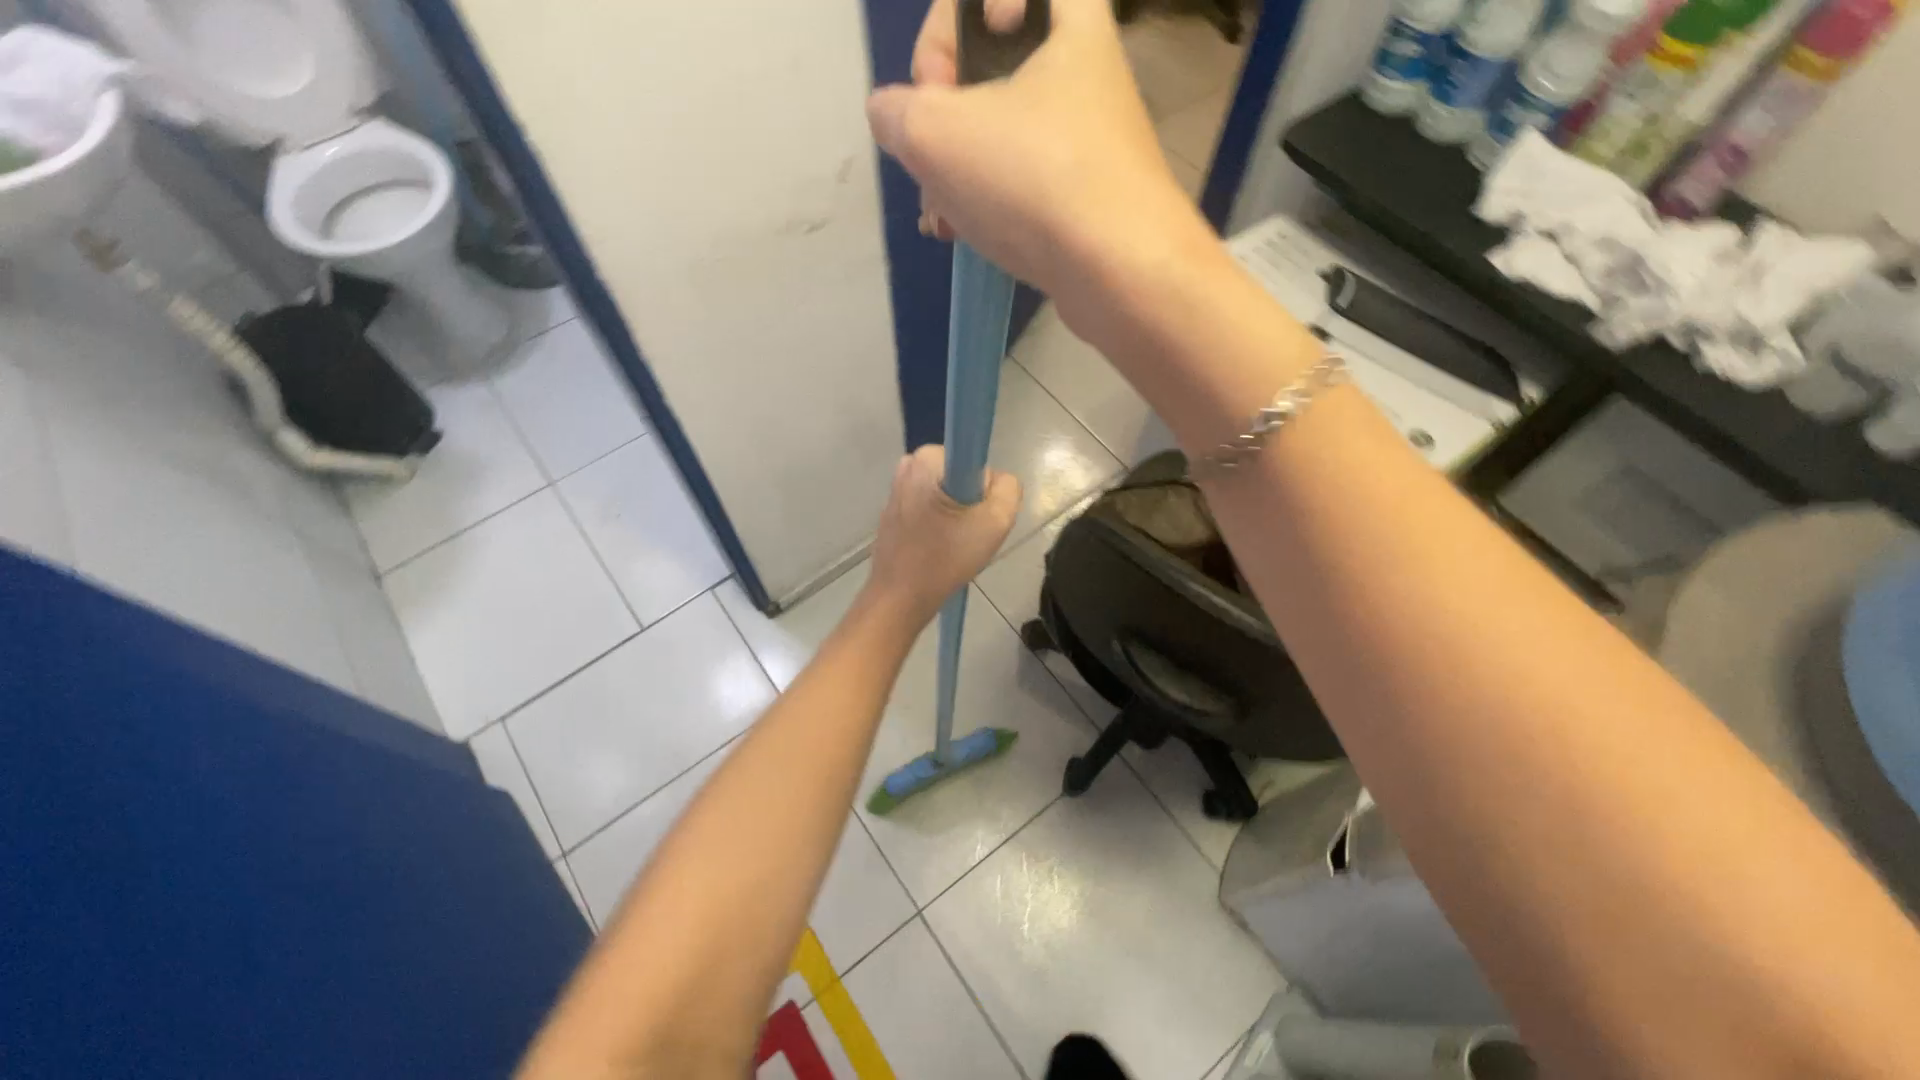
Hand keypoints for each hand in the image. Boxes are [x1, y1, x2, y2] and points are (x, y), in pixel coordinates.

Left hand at [864, 446, 1020, 625]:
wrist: (900, 598)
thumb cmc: (946, 558)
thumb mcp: (996, 521)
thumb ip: (1008, 488)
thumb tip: (997, 482)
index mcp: (928, 459)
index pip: (973, 456)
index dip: (984, 487)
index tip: (977, 514)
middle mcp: (908, 464)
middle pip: (961, 473)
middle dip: (971, 500)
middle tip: (971, 532)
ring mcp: (896, 488)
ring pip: (947, 491)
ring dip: (956, 514)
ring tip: (954, 543)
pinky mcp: (892, 509)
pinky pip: (930, 506)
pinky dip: (939, 523)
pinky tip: (938, 547)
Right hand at [868, 0, 1210, 316]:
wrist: (1123, 272)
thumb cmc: (1033, 179)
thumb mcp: (934, 132)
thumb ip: (894, 110)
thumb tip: (894, 115)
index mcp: (1065, 18)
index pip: (976, 1)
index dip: (940, 43)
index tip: (938, 96)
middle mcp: (1084, 65)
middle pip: (984, 72)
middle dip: (941, 125)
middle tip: (933, 166)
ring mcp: (1089, 131)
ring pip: (998, 133)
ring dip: (955, 174)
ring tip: (942, 217)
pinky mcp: (1089, 187)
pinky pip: (1023, 177)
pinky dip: (988, 202)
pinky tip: (963, 234)